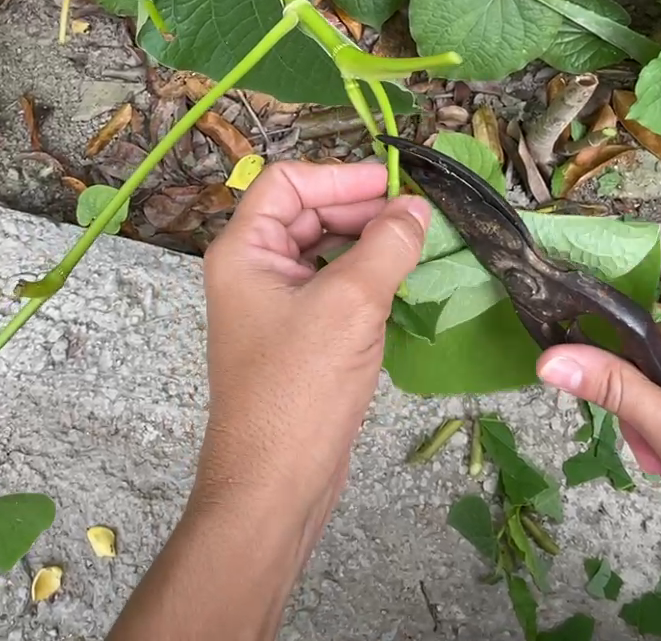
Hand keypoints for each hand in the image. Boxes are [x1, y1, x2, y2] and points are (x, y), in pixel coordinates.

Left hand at [109, 161, 428, 640]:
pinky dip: (365, 275)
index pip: (287, 183)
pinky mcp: (299, 336)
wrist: (275, 485)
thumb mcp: (349, 304)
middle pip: (307, 213)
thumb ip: (386, 245)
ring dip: (366, 241)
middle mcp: (253, 269)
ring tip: (416, 242)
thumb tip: (416, 207)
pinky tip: (400, 279)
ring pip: (323, 250)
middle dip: (359, 208)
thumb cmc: (300, 386)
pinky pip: (332, 285)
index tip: (392, 182)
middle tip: (415, 214)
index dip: (339, 175)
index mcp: (243, 250)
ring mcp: (275, 304)